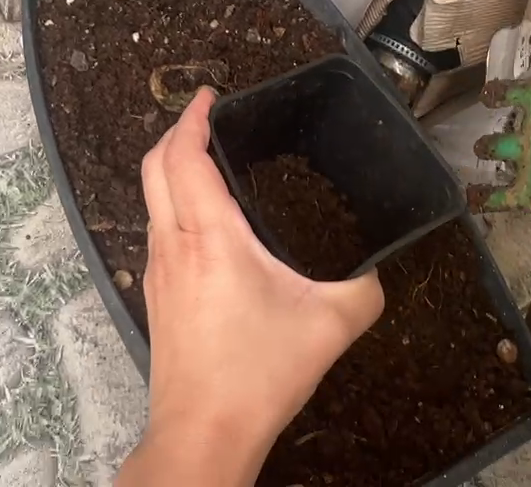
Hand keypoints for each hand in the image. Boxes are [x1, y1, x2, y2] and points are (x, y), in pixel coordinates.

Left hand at [117, 89, 383, 486]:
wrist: (203, 434)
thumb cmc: (258, 373)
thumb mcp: (329, 326)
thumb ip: (364, 287)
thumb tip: (379, 265)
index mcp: (208, 235)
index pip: (183, 157)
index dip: (191, 119)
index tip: (210, 96)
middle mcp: (173, 242)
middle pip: (154, 166)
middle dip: (175, 131)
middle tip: (209, 117)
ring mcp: (158, 267)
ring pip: (151, 194)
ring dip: (170, 164)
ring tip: (207, 155)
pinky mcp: (156, 291)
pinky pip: (157, 222)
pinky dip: (172, 196)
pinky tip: (204, 212)